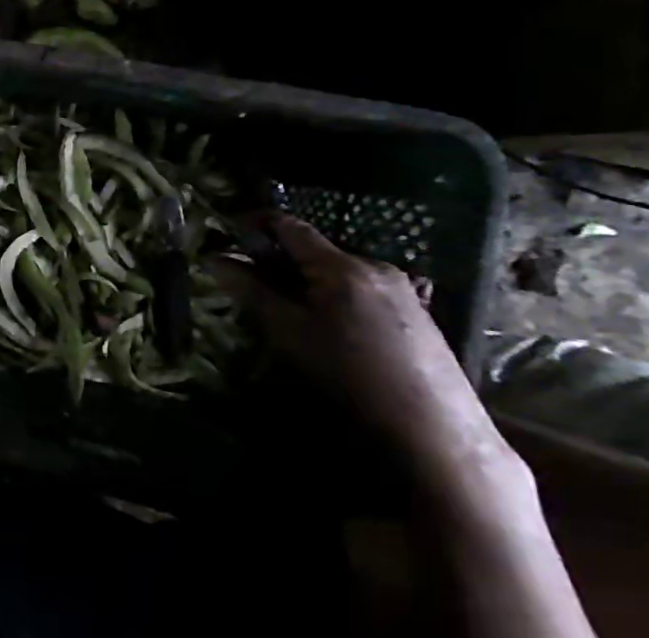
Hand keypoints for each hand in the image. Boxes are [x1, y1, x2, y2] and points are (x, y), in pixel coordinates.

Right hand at [249, 215, 503, 476]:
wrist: (433, 426)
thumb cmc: (350, 374)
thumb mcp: (290, 333)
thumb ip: (251, 291)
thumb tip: (216, 260)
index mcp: (340, 265)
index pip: (290, 226)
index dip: (257, 222)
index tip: (231, 231)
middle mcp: (372, 264)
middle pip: (315, 248)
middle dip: (280, 258)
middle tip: (255, 280)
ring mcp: (400, 284)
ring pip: (339, 269)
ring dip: (309, 278)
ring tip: (291, 307)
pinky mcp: (415, 308)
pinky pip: (363, 286)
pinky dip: (336, 292)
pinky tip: (331, 325)